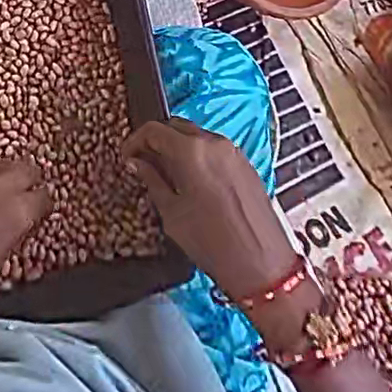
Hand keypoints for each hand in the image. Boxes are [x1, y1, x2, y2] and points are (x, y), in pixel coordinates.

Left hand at [0, 160, 48, 315]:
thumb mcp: (1, 259)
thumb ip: (18, 228)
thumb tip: (24, 218)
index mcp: (18, 211)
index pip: (44, 197)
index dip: (41, 208)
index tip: (36, 216)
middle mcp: (1, 185)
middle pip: (28, 169)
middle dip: (28, 184)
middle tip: (22, 202)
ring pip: (4, 165)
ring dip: (6, 179)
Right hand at [122, 119, 297, 298]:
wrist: (263, 264)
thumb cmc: (212, 242)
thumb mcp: (172, 213)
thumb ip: (152, 180)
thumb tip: (137, 163)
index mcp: (191, 151)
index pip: (154, 129)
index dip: (135, 140)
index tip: (127, 155)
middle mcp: (213, 142)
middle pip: (176, 126)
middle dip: (156, 140)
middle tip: (143, 162)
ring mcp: (232, 151)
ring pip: (196, 135)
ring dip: (177, 146)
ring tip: (165, 173)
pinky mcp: (245, 163)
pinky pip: (214, 148)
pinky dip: (197, 154)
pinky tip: (191, 179)